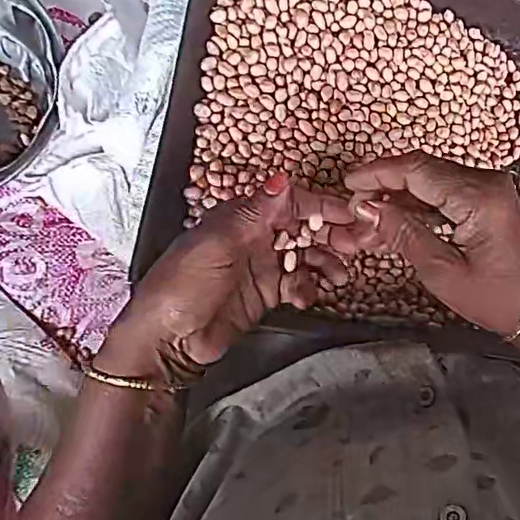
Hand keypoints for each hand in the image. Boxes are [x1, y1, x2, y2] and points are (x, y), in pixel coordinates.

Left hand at [97, 173, 351, 382]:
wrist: (167, 340)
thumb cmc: (181, 286)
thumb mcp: (217, 244)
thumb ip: (254, 213)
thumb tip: (282, 180)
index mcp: (241, 219)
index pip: (289, 203)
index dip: (320, 207)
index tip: (349, 215)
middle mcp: (254, 238)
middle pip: (303, 229)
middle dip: (330, 236)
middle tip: (352, 247)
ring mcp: (262, 267)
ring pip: (306, 257)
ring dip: (325, 264)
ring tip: (337, 276)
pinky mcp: (266, 294)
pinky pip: (298, 285)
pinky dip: (307, 290)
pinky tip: (305, 298)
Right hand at [337, 152, 519, 335]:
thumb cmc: (496, 298)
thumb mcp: (442, 271)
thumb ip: (404, 234)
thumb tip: (369, 210)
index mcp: (480, 198)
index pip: (418, 170)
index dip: (379, 174)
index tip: (351, 184)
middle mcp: (488, 183)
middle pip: (423, 170)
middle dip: (385, 188)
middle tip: (358, 212)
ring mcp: (490, 189)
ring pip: (431, 180)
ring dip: (399, 199)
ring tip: (371, 224)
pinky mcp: (488, 199)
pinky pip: (445, 193)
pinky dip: (419, 206)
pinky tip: (396, 223)